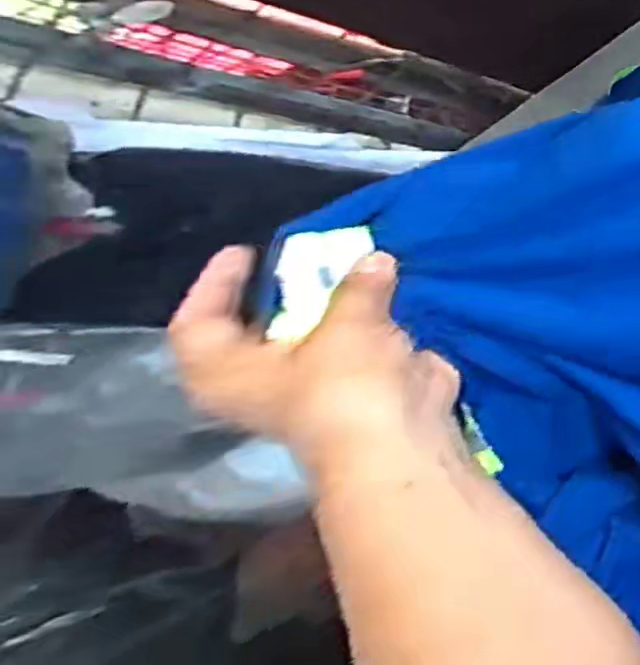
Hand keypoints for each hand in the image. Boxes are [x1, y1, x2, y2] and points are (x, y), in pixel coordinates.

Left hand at [169, 246, 464, 484]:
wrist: (397, 431)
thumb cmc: (342, 384)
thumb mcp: (345, 326)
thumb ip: (357, 288)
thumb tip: (374, 257)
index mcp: (227, 371)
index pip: (199, 323)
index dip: (216, 285)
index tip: (245, 251)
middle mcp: (262, 375)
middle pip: (261, 323)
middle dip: (287, 288)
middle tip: (308, 253)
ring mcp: (315, 376)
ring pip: (317, 328)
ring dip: (338, 297)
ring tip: (358, 261)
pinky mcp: (361, 375)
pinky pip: (360, 333)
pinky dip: (373, 311)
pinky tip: (390, 288)